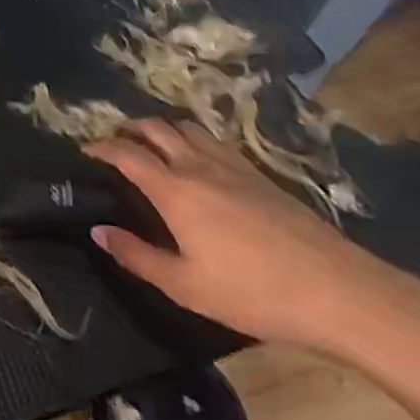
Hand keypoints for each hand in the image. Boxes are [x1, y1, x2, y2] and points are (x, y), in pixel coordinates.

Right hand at [87, 119, 418, 352]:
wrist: (332, 286)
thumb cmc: (251, 291)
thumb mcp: (185, 286)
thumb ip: (137, 256)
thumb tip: (98, 231)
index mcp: (176, 191)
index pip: (129, 155)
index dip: (103, 148)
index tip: (87, 150)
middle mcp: (200, 166)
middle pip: (158, 128)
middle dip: (131, 128)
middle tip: (116, 142)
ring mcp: (232, 164)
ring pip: (188, 127)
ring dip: (162, 128)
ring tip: (152, 144)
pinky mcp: (258, 171)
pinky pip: (214, 139)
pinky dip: (191, 137)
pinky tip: (196, 158)